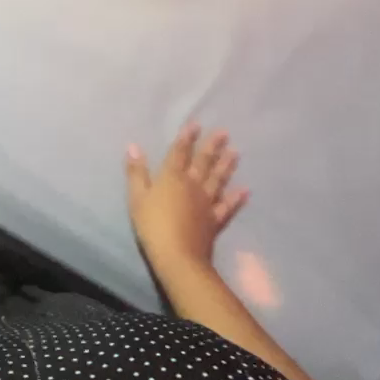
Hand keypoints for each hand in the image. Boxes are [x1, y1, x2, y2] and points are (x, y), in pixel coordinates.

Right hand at [125, 122, 248, 273]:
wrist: (178, 256)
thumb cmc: (152, 224)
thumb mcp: (137, 197)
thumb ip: (136, 172)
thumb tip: (133, 146)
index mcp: (172, 177)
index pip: (179, 153)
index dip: (187, 138)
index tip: (196, 124)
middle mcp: (193, 185)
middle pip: (203, 162)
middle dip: (212, 146)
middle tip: (224, 133)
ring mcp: (207, 202)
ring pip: (218, 180)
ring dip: (227, 166)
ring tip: (236, 152)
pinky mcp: (215, 220)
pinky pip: (228, 206)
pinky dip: (237, 198)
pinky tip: (245, 191)